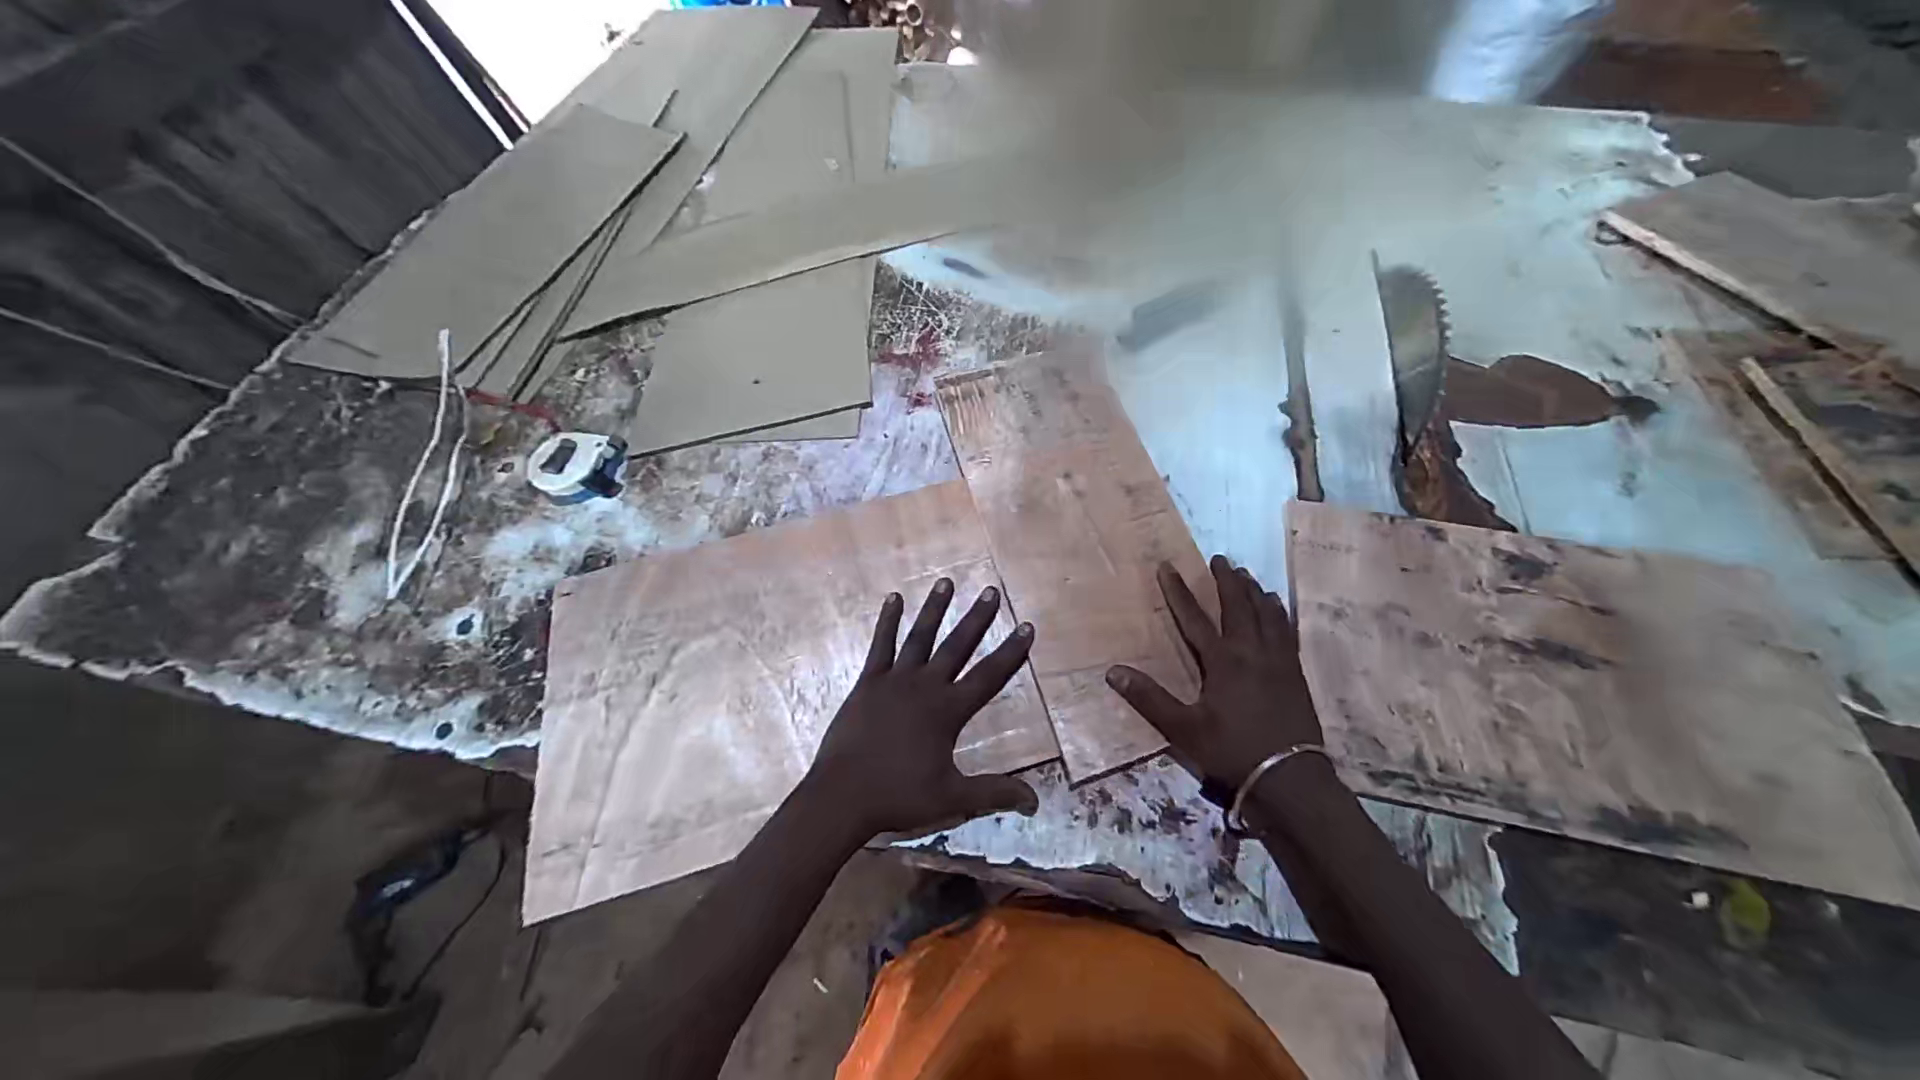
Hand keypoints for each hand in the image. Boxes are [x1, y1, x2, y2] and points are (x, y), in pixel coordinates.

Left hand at [802, 579, 1040, 840]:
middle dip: (976, 619)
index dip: (1010, 653)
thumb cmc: (898, 796)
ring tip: (945, 582)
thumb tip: (1035, 801)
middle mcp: (924, 687)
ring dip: (934, 610)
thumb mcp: (952, 799)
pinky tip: (893, 599)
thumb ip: (994, 793)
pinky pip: (881, 645)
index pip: (988, 676)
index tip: (1026, 627)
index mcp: (947, 711)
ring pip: (920, 637)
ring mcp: (893, 681)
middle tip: (990, 591)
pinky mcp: (868, 683)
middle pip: (956, 646)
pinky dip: (888, 621)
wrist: (842, 796)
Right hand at [1105, 556, 1323, 789]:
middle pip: (1238, 607)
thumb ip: (1150, 699)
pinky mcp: (1294, 673)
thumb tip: (1113, 672)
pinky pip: (1286, 631)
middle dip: (1227, 581)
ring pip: (1266, 614)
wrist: (1289, 776)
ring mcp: (1278, 661)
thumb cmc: (1232, 750)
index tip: (1167, 567)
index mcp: (1223, 661)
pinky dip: (1278, 614)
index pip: (1194, 618)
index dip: (1178, 591)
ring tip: (1247, 575)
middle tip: (1220, 559)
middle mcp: (1251, 652)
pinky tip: (1277, 608)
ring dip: (1254, 591)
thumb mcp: (1183, 729)